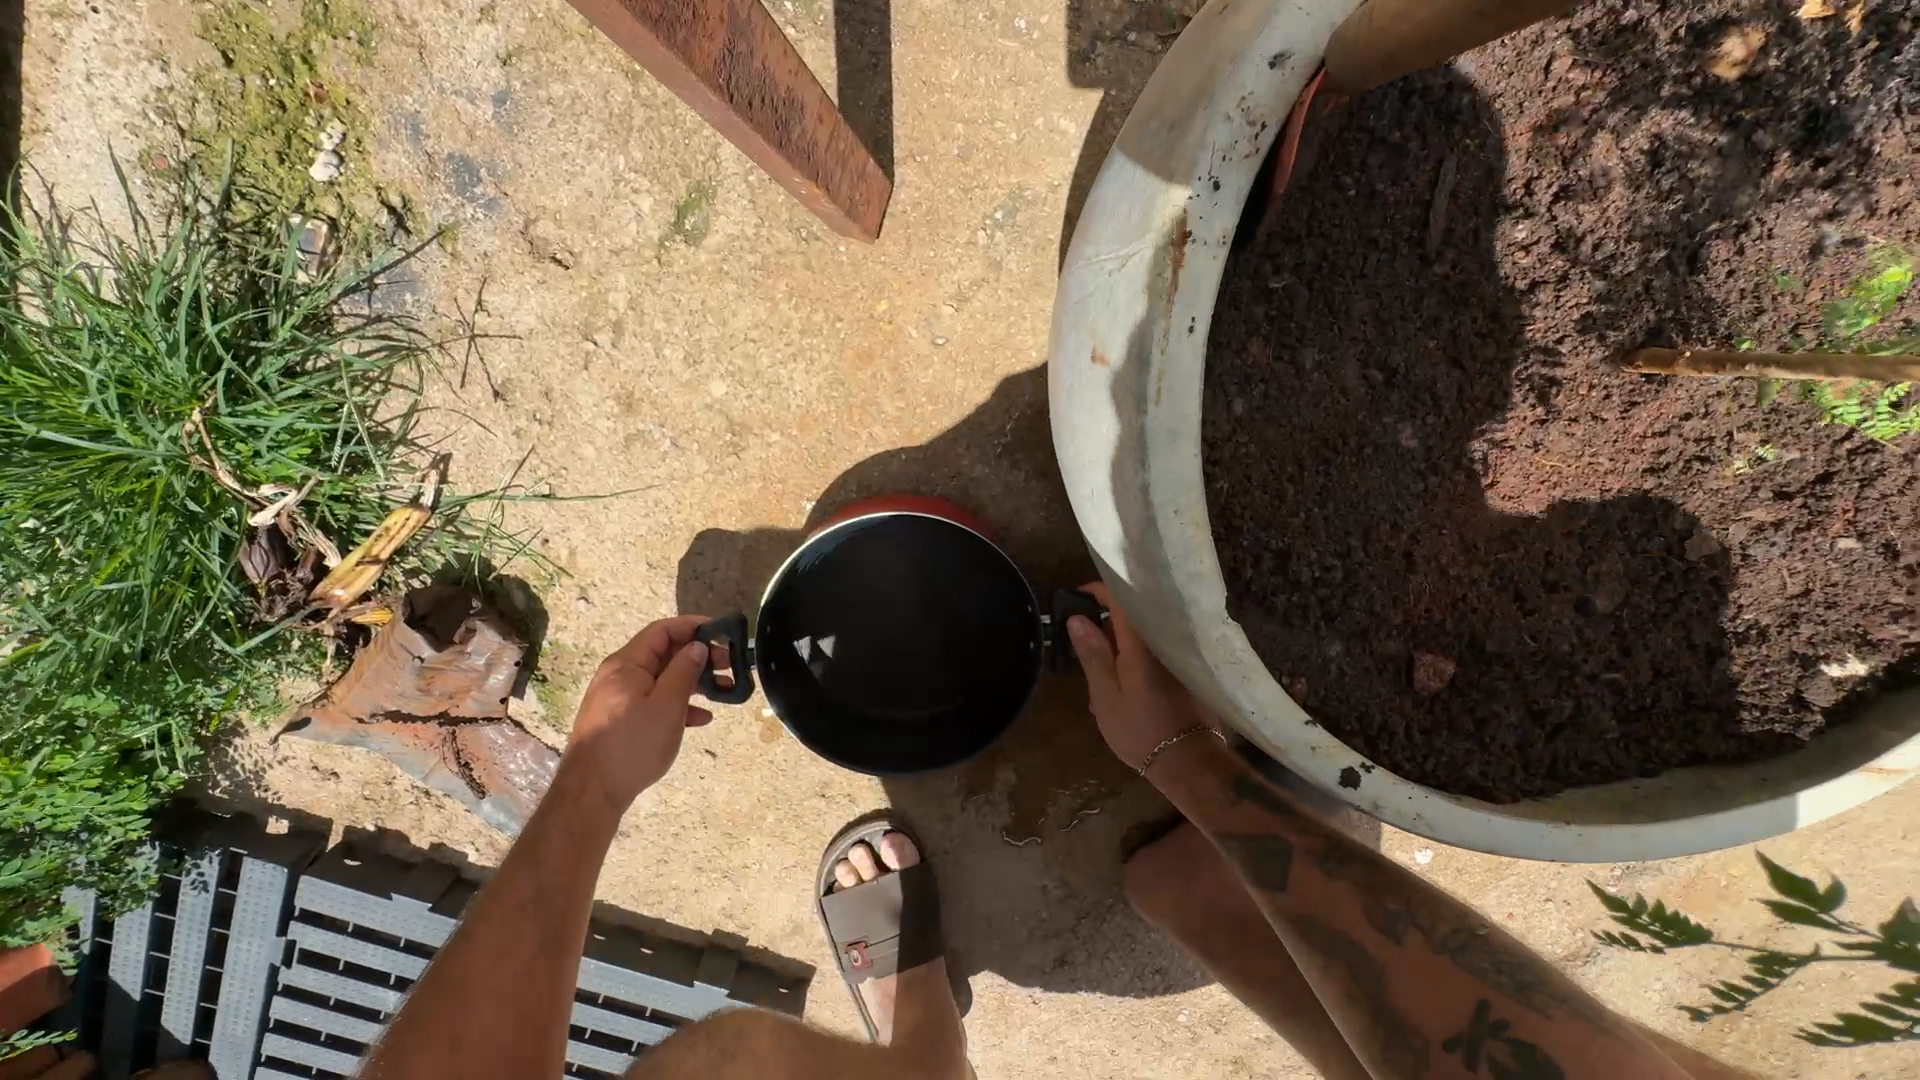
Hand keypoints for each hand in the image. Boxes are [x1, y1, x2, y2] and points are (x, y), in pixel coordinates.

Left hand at [559, 615, 712, 810]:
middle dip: (698, 656)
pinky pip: (654, 701)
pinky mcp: (622, 720)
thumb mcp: (667, 705)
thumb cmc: (633, 744)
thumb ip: (684, 671)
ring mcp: (619, 699)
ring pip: (662, 679)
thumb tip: (697, 646)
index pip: (662, 630)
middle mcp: (620, 676)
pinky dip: (678, 704)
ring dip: (693, 681)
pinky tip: (700, 718)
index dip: (692, 626)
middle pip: (664, 654)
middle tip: (729, 663)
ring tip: (723, 689)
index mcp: (626, 664)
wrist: (592, 792)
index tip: (722, 633)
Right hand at [1068, 582, 1217, 773]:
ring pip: (1140, 638)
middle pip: (1131, 617)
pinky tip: (1122, 689)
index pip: (1121, 599)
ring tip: (1099, 679)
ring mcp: (1174, 658)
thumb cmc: (1140, 731)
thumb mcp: (1106, 696)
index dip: (1098, 592)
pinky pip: (1153, 654)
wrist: (1188, 762)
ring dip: (1118, 648)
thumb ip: (1093, 654)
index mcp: (1141, 643)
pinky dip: (1134, 662)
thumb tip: (1077, 618)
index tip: (1077, 599)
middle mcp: (1161, 642)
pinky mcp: (1181, 673)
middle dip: (1104, 627)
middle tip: (1083, 651)